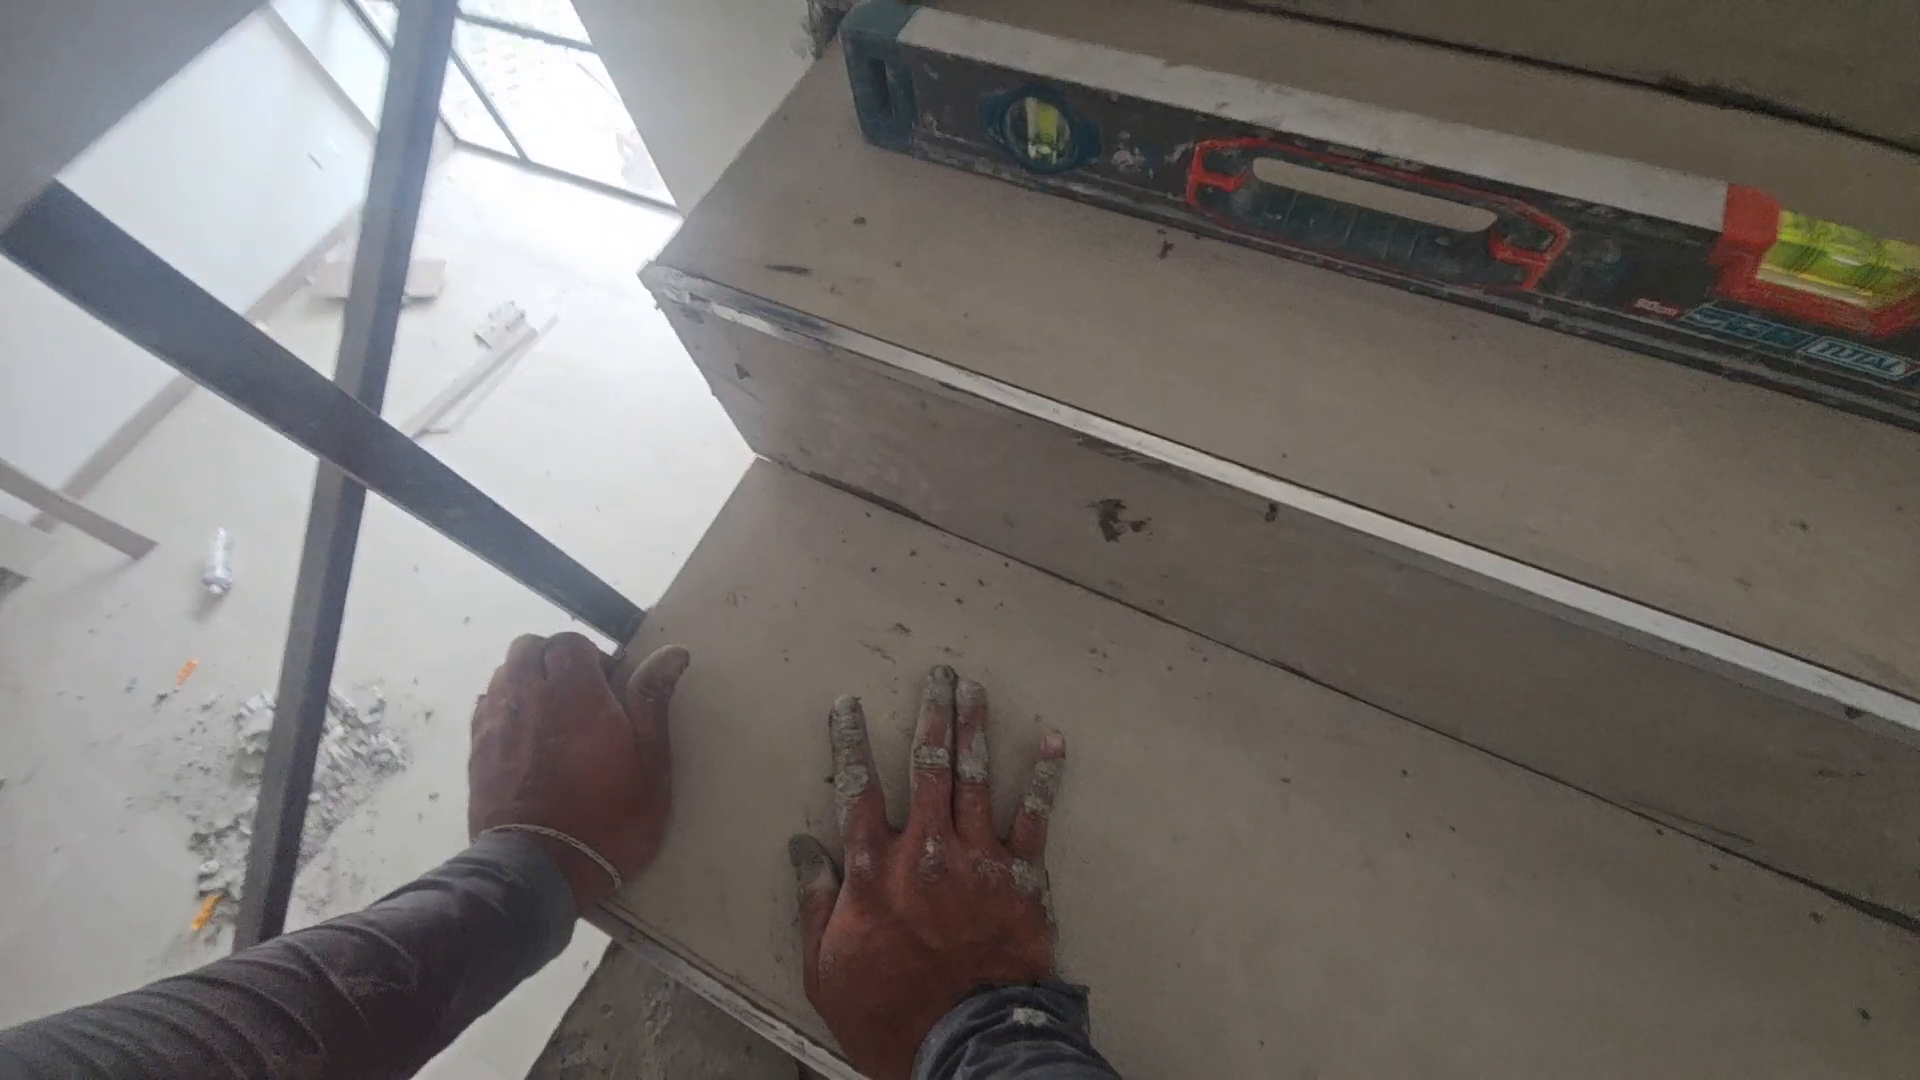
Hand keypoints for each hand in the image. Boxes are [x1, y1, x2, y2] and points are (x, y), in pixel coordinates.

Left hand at [469, 632, 688, 911]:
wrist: (542, 873)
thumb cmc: (610, 815)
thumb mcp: (650, 760)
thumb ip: (652, 700)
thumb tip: (673, 652)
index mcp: (575, 694)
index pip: (569, 642)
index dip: (591, 654)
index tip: (611, 683)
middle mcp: (529, 699)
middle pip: (528, 647)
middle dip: (553, 656)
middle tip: (581, 689)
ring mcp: (496, 725)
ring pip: (503, 674)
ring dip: (528, 678)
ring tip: (554, 710)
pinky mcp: (477, 753)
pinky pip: (486, 706)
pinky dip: (507, 705)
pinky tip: (528, 732)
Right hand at [790, 665, 1065, 1079]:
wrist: (965, 1047)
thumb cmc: (889, 1010)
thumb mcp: (826, 966)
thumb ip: (814, 901)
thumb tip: (800, 846)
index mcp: (875, 867)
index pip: (856, 786)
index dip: (850, 740)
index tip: (848, 703)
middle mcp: (926, 847)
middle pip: (927, 764)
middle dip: (931, 714)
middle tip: (939, 674)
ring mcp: (977, 855)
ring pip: (975, 775)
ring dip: (975, 726)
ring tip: (974, 688)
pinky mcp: (1020, 874)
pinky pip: (1035, 816)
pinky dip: (1045, 777)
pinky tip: (1053, 741)